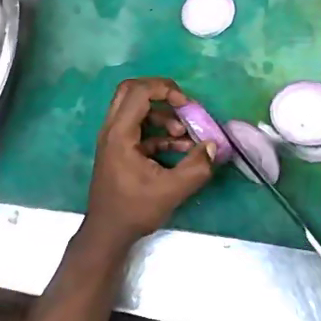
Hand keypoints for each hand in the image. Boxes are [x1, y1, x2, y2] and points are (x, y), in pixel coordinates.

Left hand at [83, 77, 215, 247]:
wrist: (107, 231)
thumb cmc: (134, 209)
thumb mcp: (171, 190)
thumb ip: (196, 166)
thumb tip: (213, 145)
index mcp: (119, 133)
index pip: (138, 92)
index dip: (165, 89)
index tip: (187, 104)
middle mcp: (112, 130)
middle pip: (132, 92)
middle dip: (161, 94)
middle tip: (184, 107)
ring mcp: (113, 139)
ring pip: (136, 110)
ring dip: (163, 116)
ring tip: (185, 135)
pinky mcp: (119, 150)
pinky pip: (139, 129)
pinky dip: (159, 133)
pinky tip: (180, 149)